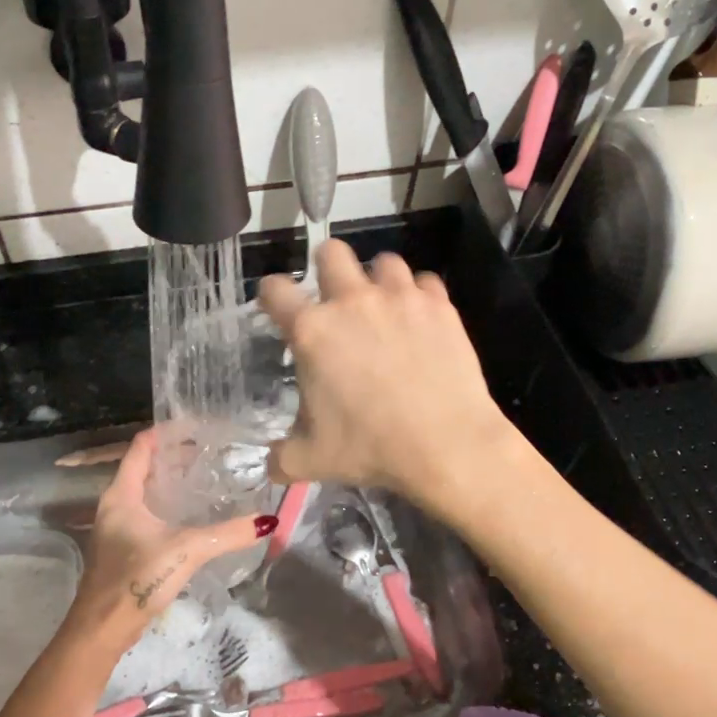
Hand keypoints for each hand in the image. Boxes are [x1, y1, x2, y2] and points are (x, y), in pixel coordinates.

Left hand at [64, 429, 275, 653]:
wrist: (102, 628)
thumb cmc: (136, 579)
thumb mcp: (186, 550)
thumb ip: (227, 534)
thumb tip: (267, 521)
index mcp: (121, 494)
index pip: (142, 447)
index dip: (167, 432)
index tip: (197, 426)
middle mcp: (115, 505)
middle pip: (145, 467)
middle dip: (175, 457)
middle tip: (211, 452)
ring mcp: (116, 528)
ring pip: (146, 493)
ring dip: (171, 483)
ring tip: (206, 478)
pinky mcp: (123, 549)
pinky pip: (147, 514)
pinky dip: (168, 507)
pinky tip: (191, 517)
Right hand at [257, 240, 518, 507]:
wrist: (446, 445)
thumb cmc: (370, 448)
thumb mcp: (311, 460)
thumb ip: (282, 457)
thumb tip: (271, 465)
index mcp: (312, 331)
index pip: (275, 289)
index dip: (270, 295)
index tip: (276, 307)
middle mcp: (353, 302)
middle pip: (331, 252)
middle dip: (328, 268)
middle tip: (334, 298)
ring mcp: (400, 298)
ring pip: (383, 262)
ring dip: (378, 280)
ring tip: (383, 307)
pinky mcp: (439, 306)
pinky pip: (426, 282)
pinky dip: (420, 296)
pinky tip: (420, 319)